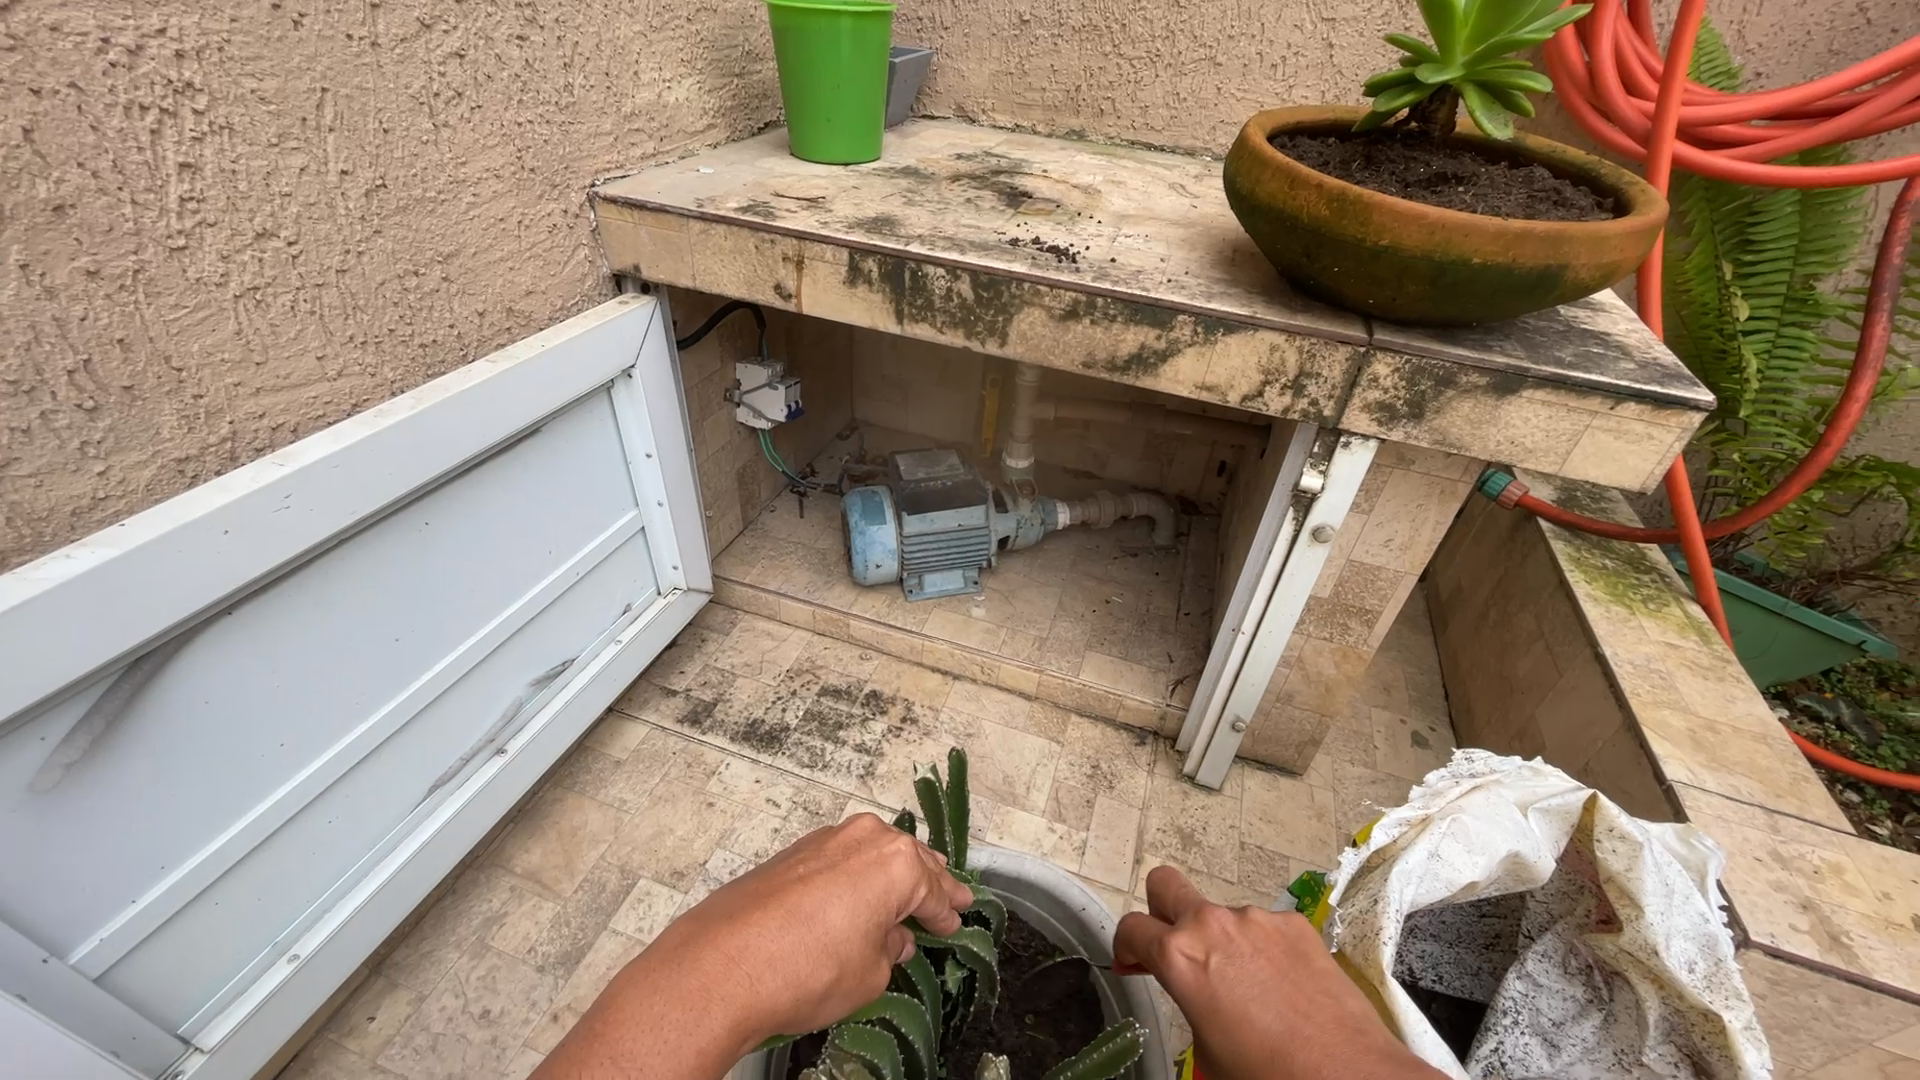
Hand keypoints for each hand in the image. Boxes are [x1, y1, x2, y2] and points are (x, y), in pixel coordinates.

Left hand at [535, 813, 972, 1079]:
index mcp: (897, 862)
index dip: (948, 913)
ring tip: (906, 893)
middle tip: (950, 896)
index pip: (935, 891)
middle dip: (929, 881)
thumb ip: (890, 950)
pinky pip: (842, 859)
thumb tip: (892, 938)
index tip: (958, 922)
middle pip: (909, 860)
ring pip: (874, 853)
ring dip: (891, 874)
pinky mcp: (795, 851)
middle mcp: (866, 838)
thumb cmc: (810, 970)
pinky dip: (857, 874)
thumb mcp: (870, 973)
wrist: (723, 964)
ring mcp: (827, 839)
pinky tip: (858, 896)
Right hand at [1113, 866, 1444, 1079]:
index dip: (1126, 948)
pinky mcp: (1295, 924)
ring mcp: (1256, 918)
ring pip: (1220, 914)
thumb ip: (1189, 1007)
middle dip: (1161, 911)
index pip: (1131, 928)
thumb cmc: (1268, 1077)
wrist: (1350, 1079)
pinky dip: (1263, 950)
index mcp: (1180, 956)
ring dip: (1222, 940)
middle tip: (1177, 950)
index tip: (1133, 963)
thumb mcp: (1206, 1055)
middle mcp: (1211, 924)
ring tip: (1250, 990)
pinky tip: (1284, 988)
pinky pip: (1263, 927)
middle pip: (1164, 884)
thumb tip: (1194, 998)